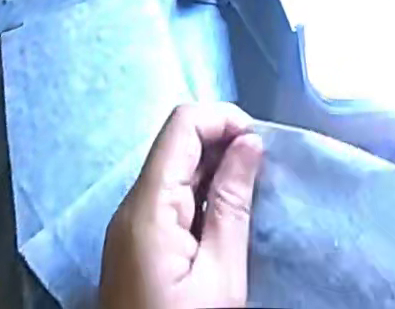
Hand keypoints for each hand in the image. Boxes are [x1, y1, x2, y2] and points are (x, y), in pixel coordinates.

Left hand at [100, 103, 264, 308]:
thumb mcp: (220, 276)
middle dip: (225, 140)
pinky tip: (228, 213)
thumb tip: (250, 140)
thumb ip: (233, 201)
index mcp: (147, 207)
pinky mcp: (138, 243)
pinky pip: (173, 194)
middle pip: (179, 140)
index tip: (259, 145)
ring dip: (217, 165)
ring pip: (177, 164)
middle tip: (262, 170)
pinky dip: (205, 190)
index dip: (224, 119)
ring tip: (251, 191)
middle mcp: (133, 206)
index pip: (183, 124)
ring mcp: (132, 225)